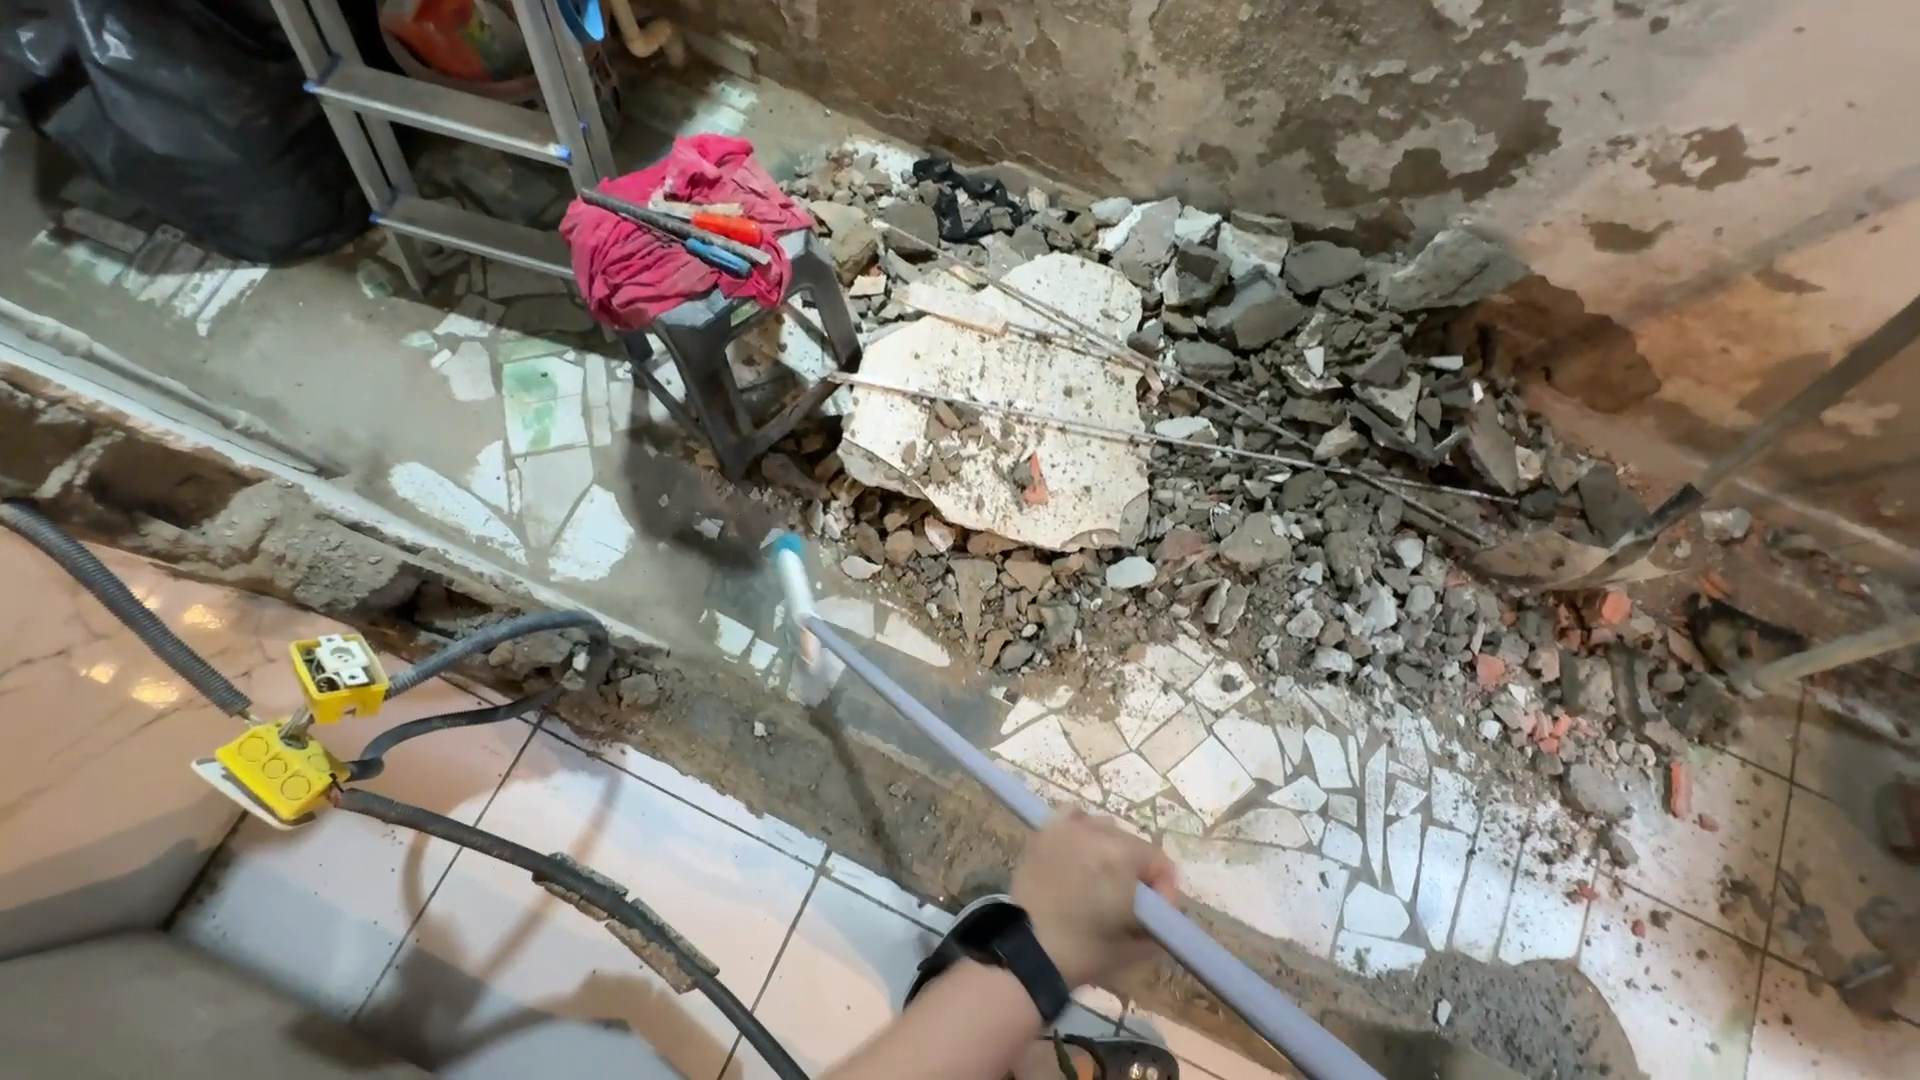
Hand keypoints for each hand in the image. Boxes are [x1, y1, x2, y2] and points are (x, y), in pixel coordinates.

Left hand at [1010, 810, 1179, 987]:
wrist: (1024, 948)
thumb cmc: (1081, 952)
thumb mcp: (1133, 951)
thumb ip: (1156, 930)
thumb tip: (1159, 918)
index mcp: (1124, 858)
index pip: (1161, 862)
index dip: (1164, 890)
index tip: (1156, 916)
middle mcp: (1099, 833)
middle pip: (1134, 845)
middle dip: (1138, 873)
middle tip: (1130, 904)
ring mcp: (1070, 829)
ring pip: (1106, 829)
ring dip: (1112, 851)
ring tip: (1101, 880)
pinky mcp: (1046, 832)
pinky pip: (1073, 815)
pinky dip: (1082, 829)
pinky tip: (1079, 851)